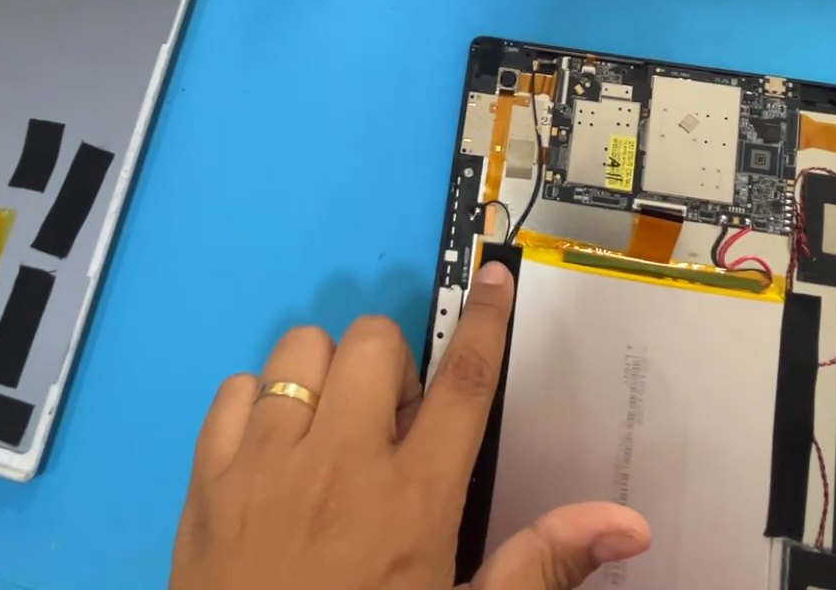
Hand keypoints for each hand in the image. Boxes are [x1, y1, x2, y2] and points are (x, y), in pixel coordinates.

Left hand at [170, 261, 650, 589]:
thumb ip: (541, 565)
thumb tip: (629, 523)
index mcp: (412, 498)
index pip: (463, 383)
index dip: (486, 321)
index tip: (493, 274)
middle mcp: (339, 462)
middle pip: (374, 341)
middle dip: (388, 365)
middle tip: (386, 424)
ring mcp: (265, 465)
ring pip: (301, 351)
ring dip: (322, 376)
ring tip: (327, 431)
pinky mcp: (206, 480)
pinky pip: (234, 390)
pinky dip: (256, 406)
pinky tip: (269, 452)